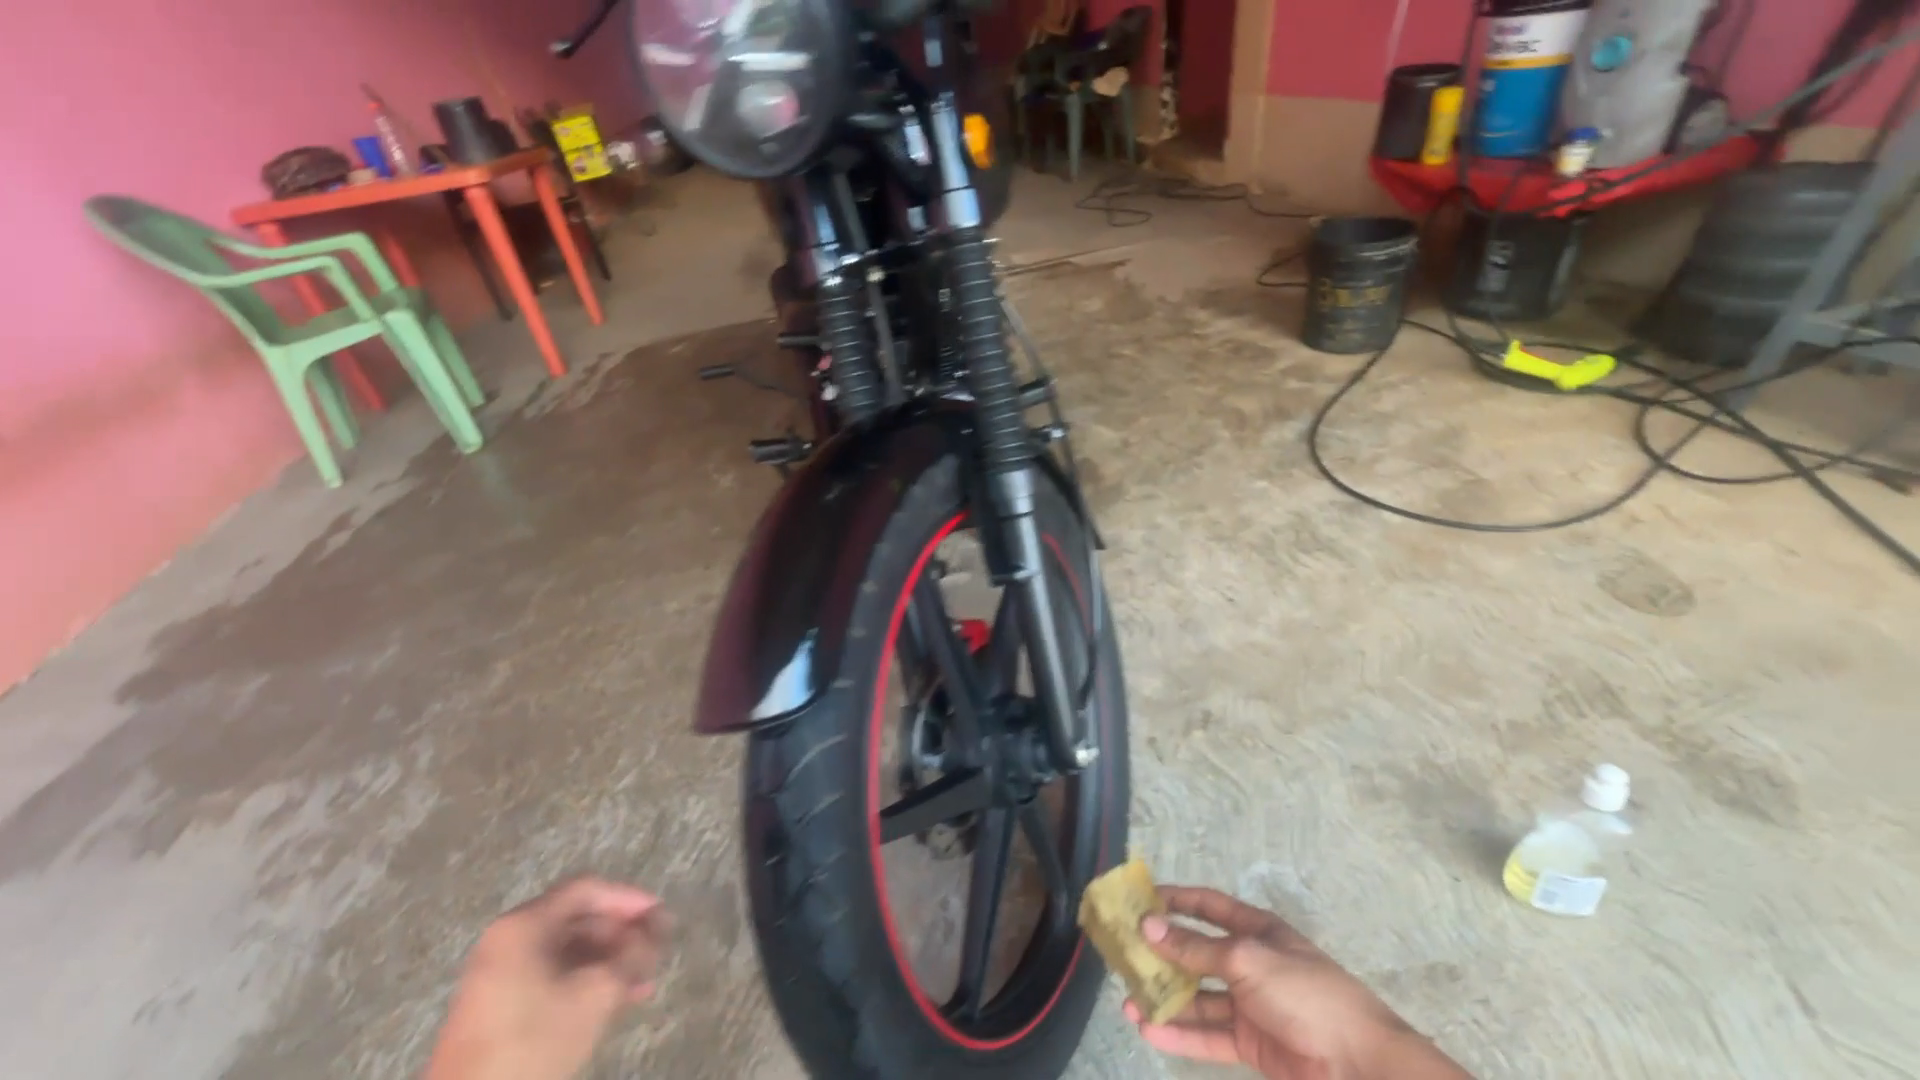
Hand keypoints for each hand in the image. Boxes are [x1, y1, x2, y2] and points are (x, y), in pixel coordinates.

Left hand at [425, 877, 669, 1079]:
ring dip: (607, 962)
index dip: (629, 900)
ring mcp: (498, 972)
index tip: (662, 921)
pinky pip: (550, 975)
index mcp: (524, 925)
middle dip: (621, 935)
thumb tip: (658, 925)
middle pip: (576, 919)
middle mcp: (507, 938)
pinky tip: (612, 1003)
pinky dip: (583, 981)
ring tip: (642, 987)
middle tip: (655, 957)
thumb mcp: (597, 993)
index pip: (587, 890)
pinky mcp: (497, 1004)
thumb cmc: (533, 1043)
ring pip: (566, 951)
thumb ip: (634, 952)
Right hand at [1125, 886, 1468, 1079]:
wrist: (1359, 1064)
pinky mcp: (1251, 1042)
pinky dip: (1180, 1034)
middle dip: (1161, 956)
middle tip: (1123, 957)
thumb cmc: (1305, 994)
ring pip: (1198, 998)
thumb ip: (1196, 948)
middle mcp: (1250, 963)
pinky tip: (1150, 1031)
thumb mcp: (1247, 961)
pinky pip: (1208, 1035)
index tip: (1140, 899)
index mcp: (1257, 931)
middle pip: (1197, 954)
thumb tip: (1148, 925)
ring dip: (1165, 999)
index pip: (1209, 907)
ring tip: (1127, 1003)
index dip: (1177, 900)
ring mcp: (1250, 1005)